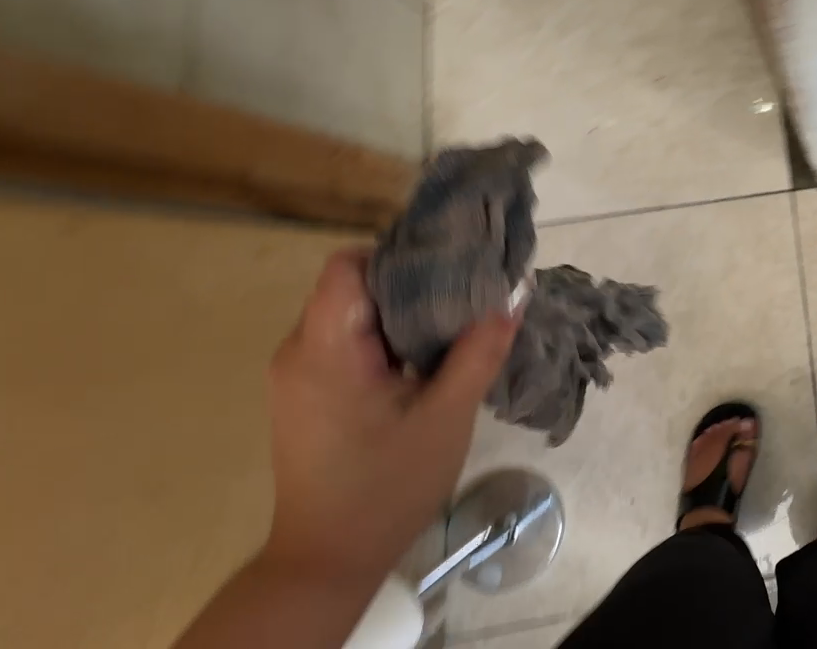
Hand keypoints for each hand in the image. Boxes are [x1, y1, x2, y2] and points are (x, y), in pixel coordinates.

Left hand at [262, 247, 519, 582]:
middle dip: (416, 281)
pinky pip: (355, 342)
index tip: (455, 263)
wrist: (329, 560)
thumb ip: (479, 351)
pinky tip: (435, 355)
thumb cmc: (385, 486)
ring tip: (463, 319)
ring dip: (409, 311)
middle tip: (474, 289)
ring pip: (358, 314)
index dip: (400, 255)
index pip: (348, 267)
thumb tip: (515, 294)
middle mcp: (301, 353)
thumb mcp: (447, 416)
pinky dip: (395, 337)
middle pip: (356, 286)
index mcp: (324, 351)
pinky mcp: (315, 394)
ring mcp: (304, 375)